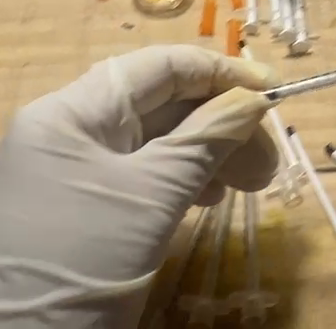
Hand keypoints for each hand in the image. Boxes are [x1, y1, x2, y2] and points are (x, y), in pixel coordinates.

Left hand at [0, 46, 278, 328]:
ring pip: (150, 141)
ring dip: (205, 154)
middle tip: (267, 161)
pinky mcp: (72, 208)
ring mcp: (65, 171)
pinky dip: (177, 180)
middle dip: (218, 124)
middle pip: (157, 104)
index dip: (220, 73)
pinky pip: (135, 174)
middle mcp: (64, 129)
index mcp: (71, 111)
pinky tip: (208, 198)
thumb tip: (254, 100)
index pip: (159, 66)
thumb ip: (207, 139)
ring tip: (250, 183)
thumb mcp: (153, 199)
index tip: (271, 90)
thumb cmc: (80, 268)